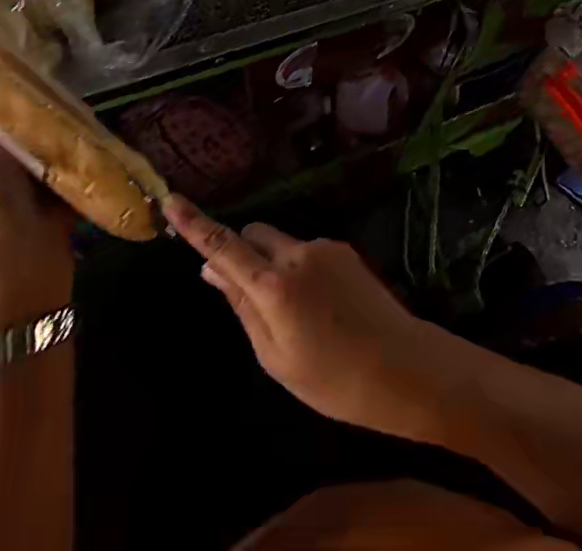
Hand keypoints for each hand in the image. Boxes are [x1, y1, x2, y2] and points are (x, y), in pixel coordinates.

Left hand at [0, 70, 72, 320]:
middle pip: (16, 136)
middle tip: (60, 84)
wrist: (24, 263)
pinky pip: (70, 177)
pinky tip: (97, 139)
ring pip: (45, 155)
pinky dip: (81, 163)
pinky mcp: (58, 207)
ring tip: (83, 106)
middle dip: (35, 115)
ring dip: (60, 138)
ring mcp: (29, 194)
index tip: (16, 66)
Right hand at [163, 196, 450, 440]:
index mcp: (273, 286)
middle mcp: (296, 255)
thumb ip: (241, 307)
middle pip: (253, 235)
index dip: (194, 224)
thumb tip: (211, 270)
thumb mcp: (275, 358)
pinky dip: (301, 270)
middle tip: (253, 296)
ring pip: (280, 244)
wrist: (410, 371)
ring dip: (275, 265)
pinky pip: (306, 252)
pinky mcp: (345, 251)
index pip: (223, 246)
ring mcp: (324, 249)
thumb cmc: (335, 381)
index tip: (171, 200)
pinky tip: (325, 307)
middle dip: (243, 253)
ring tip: (302, 315)